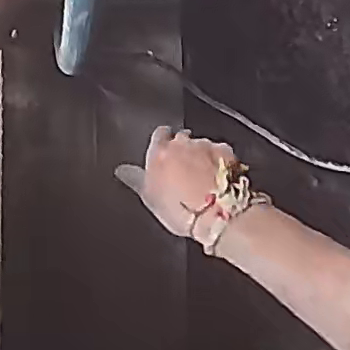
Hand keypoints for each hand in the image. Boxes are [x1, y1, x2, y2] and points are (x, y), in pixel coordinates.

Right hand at [114, 126, 239, 236]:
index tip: (164, 153)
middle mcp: (182, 143)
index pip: (158, 134)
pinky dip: (220, 162)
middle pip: (181, 139)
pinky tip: (220, 179)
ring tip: (204, 180)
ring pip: (202, 145)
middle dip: (183, 150)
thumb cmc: (181, 210)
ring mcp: (207, 146)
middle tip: (183, 173)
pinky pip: (222, 153)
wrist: (217, 215)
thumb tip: (122, 170)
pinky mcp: (228, 153)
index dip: (162, 142)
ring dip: (202, 157)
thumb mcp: (150, 197)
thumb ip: (136, 179)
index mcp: (159, 152)